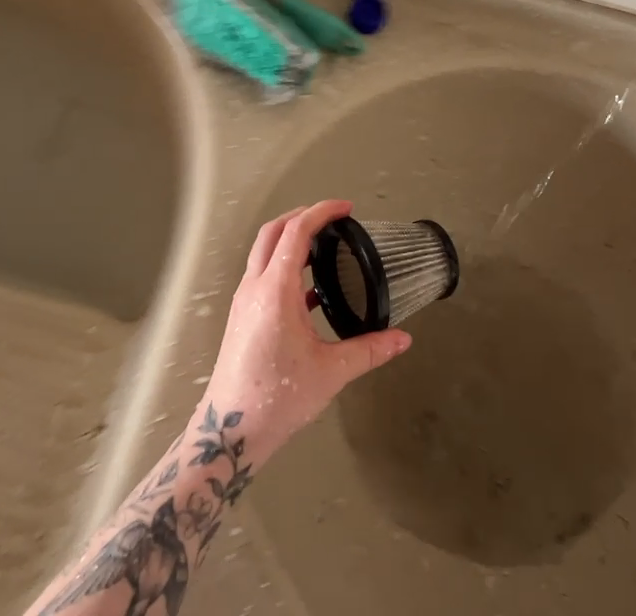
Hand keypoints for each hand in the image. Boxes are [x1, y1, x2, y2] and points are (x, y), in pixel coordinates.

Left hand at [199, 201, 411, 465]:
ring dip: (289, 240)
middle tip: (332, 218)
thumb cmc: (279, 398)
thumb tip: (402, 339)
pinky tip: (310, 290)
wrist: (233, 428)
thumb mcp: (332, 371)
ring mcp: (244, 301)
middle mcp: (254, 288)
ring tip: (323, 246)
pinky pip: (262, 276)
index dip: (321, 212)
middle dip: (301, 216)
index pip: (296, 232)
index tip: (345, 208)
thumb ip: (370, 350)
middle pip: (272, 232)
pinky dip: (284, 267)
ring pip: (263, 253)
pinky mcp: (243, 317)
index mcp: (275, 291)